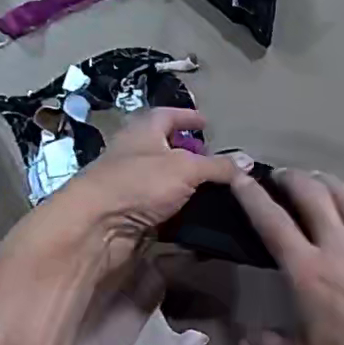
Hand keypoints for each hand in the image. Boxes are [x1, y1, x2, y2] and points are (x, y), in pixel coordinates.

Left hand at [32, 107, 239, 254]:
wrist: (96, 228)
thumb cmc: (138, 184)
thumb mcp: (186, 168)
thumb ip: (218, 166)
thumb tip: (248, 162)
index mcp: (142, 133)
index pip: (166, 116)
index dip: (186, 117)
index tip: (206, 123)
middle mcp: (134, 156)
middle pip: (164, 148)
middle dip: (189, 153)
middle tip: (215, 160)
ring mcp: (131, 186)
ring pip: (165, 180)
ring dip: (187, 184)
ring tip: (216, 190)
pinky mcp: (132, 214)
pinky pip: (163, 207)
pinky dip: (182, 209)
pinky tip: (202, 215)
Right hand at [230, 169, 343, 344]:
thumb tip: (248, 338)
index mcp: (308, 271)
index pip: (273, 223)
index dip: (253, 197)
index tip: (242, 179)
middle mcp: (338, 244)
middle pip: (311, 194)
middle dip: (292, 178)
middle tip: (281, 176)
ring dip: (325, 181)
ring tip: (315, 179)